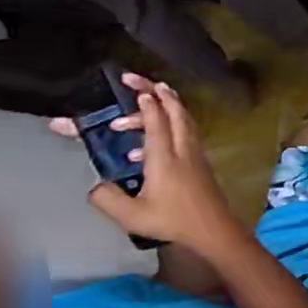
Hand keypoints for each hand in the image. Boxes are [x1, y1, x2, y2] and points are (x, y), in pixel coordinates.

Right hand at [53, 74, 240, 249]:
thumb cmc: (171, 219)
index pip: (159, 125)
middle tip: (140, 81)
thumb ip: (106, 197)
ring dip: (166, 108)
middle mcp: (184, 151)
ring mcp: (195, 154)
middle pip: (176, 114)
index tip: (142, 89)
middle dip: (160, 95)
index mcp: (166, 159)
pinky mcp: (199, 161)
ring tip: (143, 102)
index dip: (149, 106)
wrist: (211, 226)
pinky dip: (169, 127)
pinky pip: (185, 135)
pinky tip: (143, 146)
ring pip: (183, 122)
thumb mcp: (128, 214)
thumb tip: (96, 185)